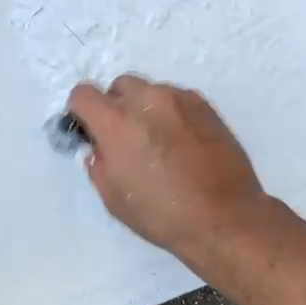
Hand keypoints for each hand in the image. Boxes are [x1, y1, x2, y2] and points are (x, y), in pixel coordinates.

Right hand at [66, 75, 275, 257]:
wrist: (223, 218)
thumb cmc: (162, 214)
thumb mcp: (113, 197)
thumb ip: (99, 164)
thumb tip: (101, 148)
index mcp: (116, 122)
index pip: (83, 94)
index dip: (82, 112)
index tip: (90, 131)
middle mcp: (146, 100)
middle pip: (119, 86)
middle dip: (116, 106)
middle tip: (126, 138)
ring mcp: (179, 99)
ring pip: (150, 91)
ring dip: (145, 108)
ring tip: (158, 142)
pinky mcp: (206, 106)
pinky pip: (177, 99)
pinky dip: (171, 114)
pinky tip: (182, 143)